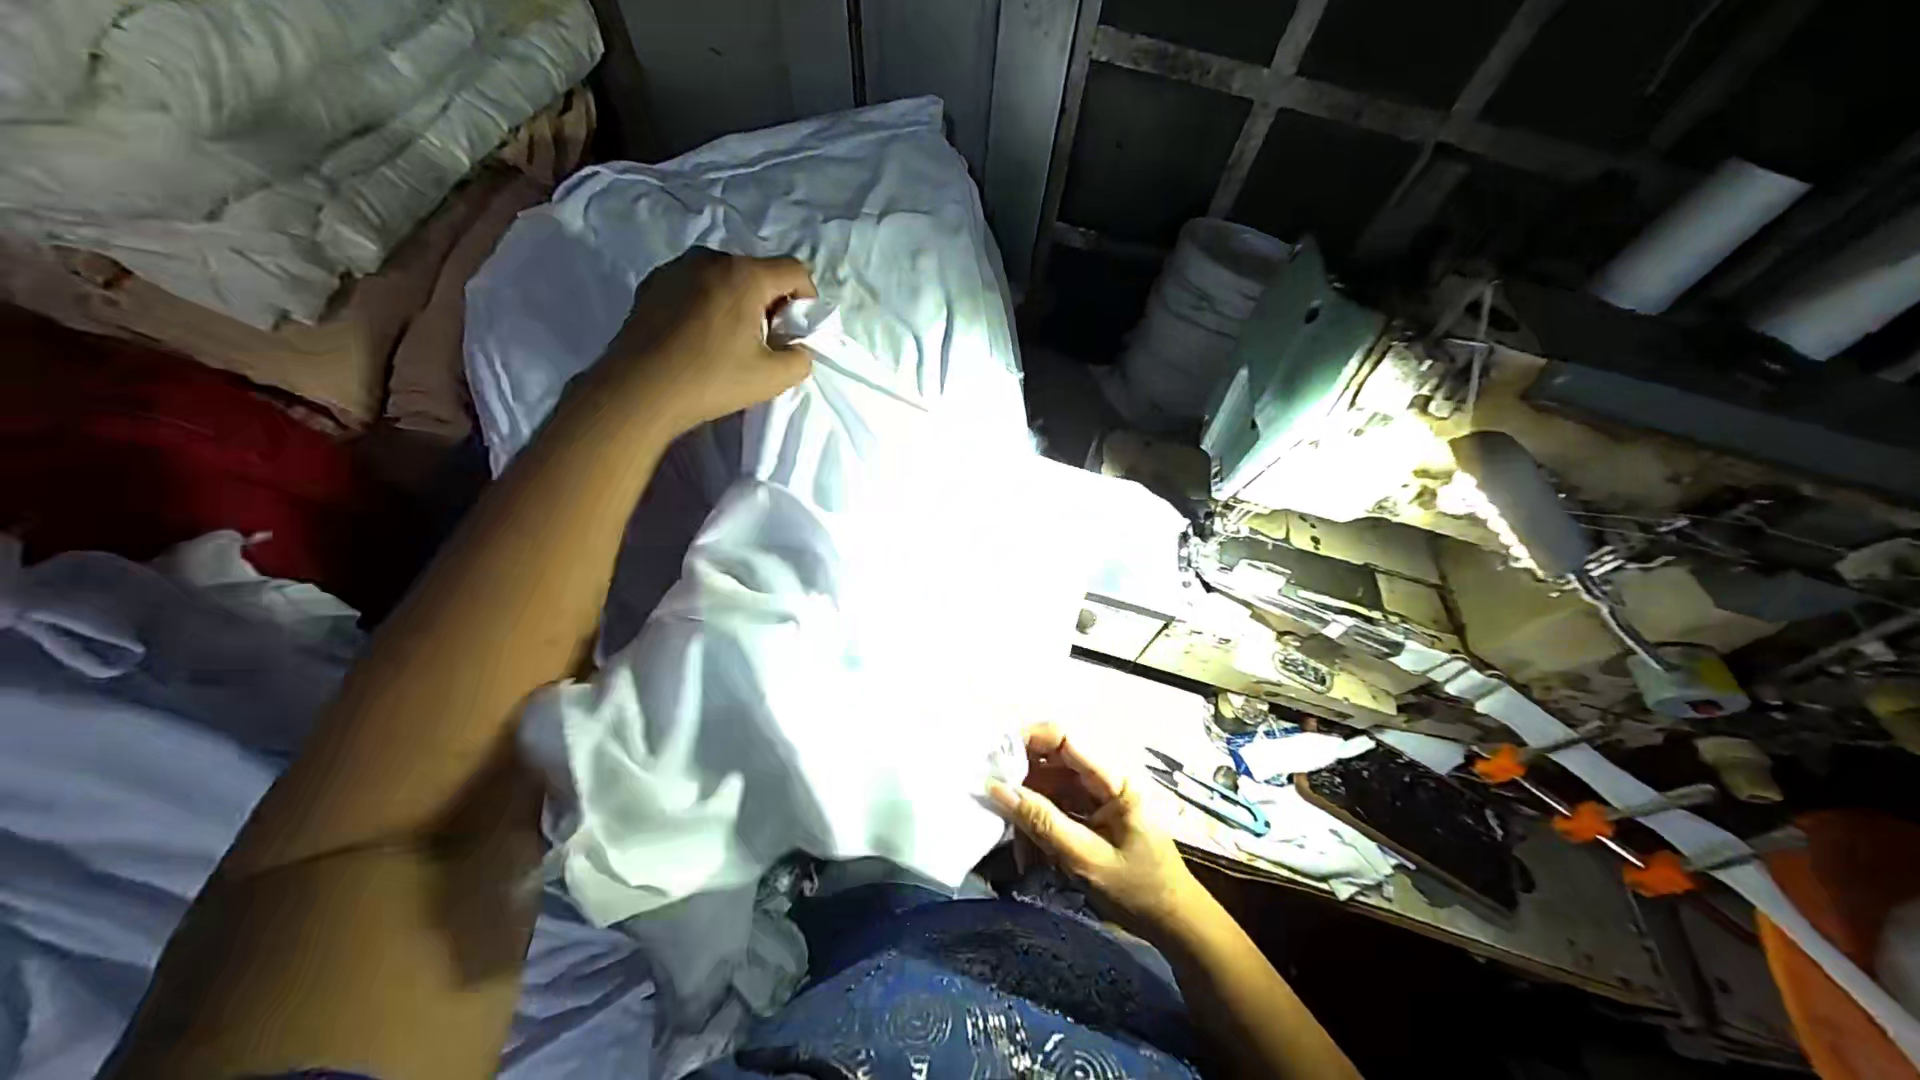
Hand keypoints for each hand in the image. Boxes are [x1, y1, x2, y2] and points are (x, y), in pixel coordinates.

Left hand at [599, 247, 817, 433]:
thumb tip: (798, 348)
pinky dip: (707, 303)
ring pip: (725, 276)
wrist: (638, 391)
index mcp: (744, 275)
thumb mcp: (772, 379)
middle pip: (758, 271)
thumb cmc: (710, 380)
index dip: (807, 298)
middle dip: (771, 301)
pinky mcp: (653, 284)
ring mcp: (677, 268)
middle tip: (766, 339)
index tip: (798, 329)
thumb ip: (800, 359)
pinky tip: (699, 337)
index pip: (794, 270)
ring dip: (738, 301)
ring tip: (730, 338)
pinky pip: (695, 285)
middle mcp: (710, 259)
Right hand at [988, 723, 1209, 943]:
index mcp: (1113, 779)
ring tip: (1016, 847)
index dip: (1027, 738)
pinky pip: (1053, 807)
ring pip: (1047, 785)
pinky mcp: (1089, 815)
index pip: (1064, 737)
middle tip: (992, 801)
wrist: (1175, 924)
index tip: (993, 757)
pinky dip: (1037, 826)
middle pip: (1051, 759)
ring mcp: (1095, 797)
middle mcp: (1103, 779)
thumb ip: (1042, 822)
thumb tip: (996, 788)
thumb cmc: (1139, 890)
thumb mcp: (1086, 859)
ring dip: (1026, 809)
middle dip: (1019, 778)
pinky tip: (1028, 854)